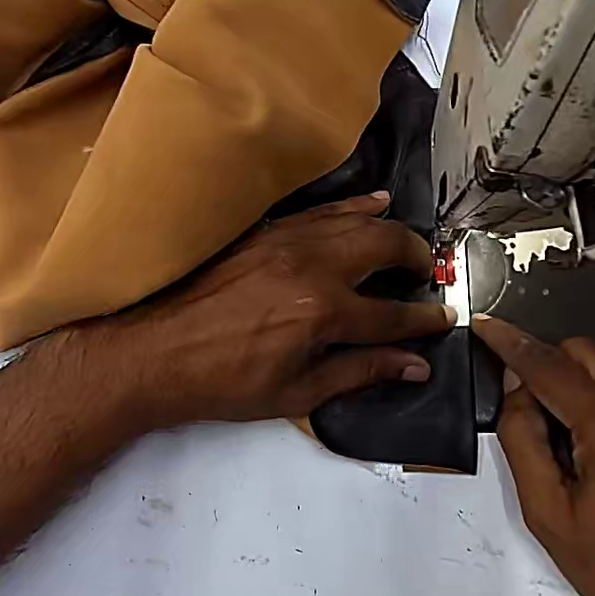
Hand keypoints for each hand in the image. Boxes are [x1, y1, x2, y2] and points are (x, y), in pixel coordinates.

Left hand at [52, 192, 454, 429]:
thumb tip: (415, 364)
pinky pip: (322, 210)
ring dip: (391, 229)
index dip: (424, 319)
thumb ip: (361, 371)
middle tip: (427, 274)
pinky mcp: (266, 228)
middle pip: (385, 247)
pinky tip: (373, 202)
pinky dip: (353, 207)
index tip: (443, 318)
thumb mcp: (296, 393)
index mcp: (322, 313)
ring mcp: (287, 239)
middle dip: (417, 259)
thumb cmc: (223, 382)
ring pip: (358, 220)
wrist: (151, 352)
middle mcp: (313, 266)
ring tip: (409, 243)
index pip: (393, 313)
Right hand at [471, 313, 594, 595]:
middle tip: (540, 415)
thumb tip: (517, 391)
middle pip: (586, 353)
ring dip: (590, 394)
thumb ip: (522, 439)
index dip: (512, 343)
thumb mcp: (549, 514)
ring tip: (591, 455)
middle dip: (552, 369)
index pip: (551, 366)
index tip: (493, 329)